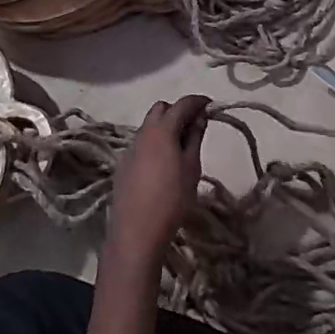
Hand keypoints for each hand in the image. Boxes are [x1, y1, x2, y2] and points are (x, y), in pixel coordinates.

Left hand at [108, 95, 210, 258]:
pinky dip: (154, 142)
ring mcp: (129, 149)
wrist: (137, 232)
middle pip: (160, 109)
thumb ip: (195, 138)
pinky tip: (163, 163)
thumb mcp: (192, 167)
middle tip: (195, 126)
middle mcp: (142, 133)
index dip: (198, 101)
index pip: (182, 104)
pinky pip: (141, 143)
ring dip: (165, 127)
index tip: (211, 105)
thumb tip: (200, 117)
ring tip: (181, 146)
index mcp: (161, 130)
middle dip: (178, 110)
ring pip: (148, 126)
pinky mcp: (123, 165)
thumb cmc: (172, 199)